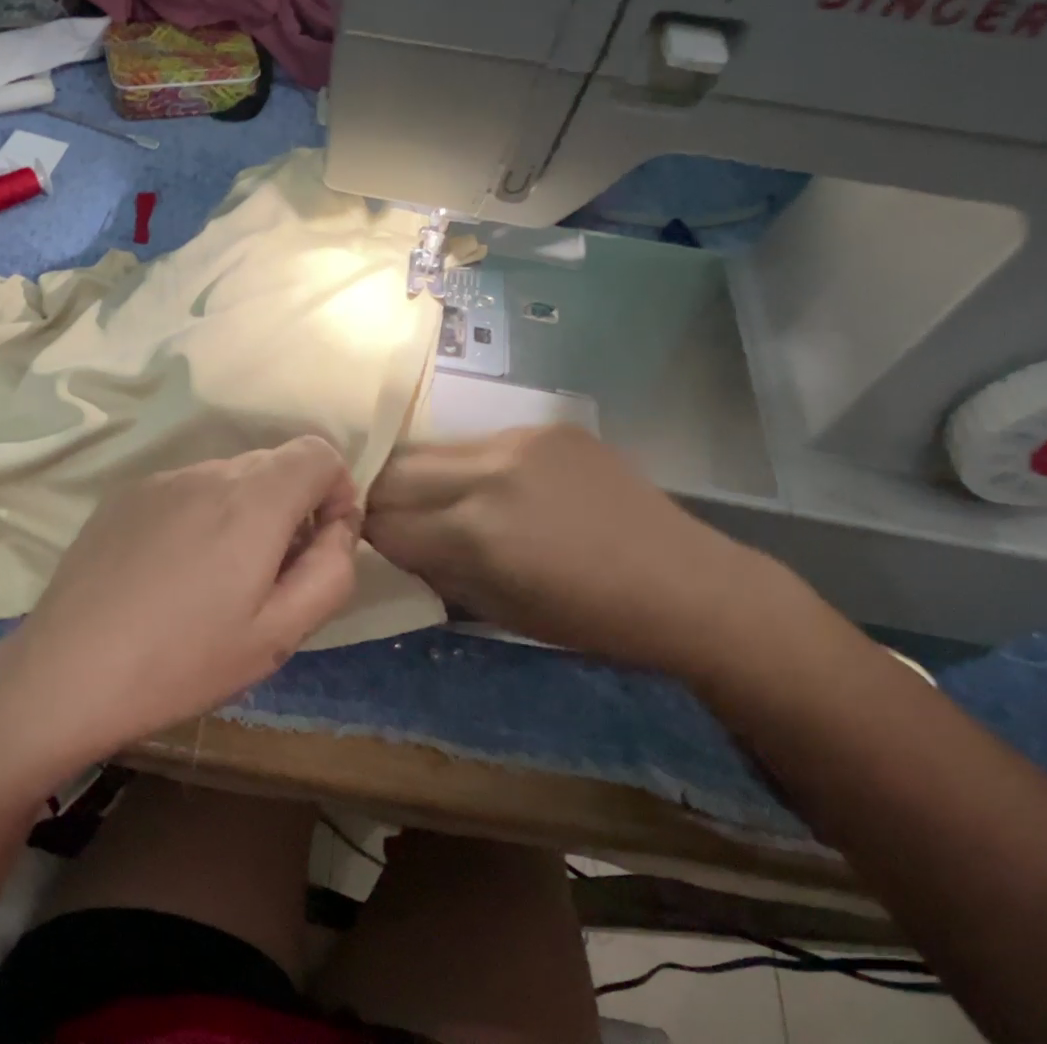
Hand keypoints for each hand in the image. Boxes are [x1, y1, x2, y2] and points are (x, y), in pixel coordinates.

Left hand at [0, 436, 360, 773]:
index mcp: (254, 500)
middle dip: (291, 511)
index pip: (318, 454)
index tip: (320, 547)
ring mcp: (157, 482)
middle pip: (273, 466)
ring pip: (226, 480)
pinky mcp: (121, 500)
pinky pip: (182, 494)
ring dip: (242, 517)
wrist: (68, 672)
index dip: (337, 493)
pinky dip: (198, 520)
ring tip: (214, 587)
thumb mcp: (280, 633)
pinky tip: (169, 579)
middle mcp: (206, 473)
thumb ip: (331, 571)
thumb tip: (338, 528)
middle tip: (269, 581)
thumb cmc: (184, 661)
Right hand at [363, 427, 806, 678]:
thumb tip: (394, 545)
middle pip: (394, 472)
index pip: (382, 522)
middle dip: (378, 500)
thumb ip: (434, 569)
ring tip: (433, 504)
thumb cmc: (586, 619)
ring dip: (419, 478)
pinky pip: (479, 442)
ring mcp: (520, 440)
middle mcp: (488, 473)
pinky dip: (466, 468)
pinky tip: (490, 491)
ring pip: (432, 450)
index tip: (363, 547)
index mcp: (474, 533)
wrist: (684, 584)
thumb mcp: (494, 609)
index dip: (365, 538)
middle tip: (386, 523)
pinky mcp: (547, 427)